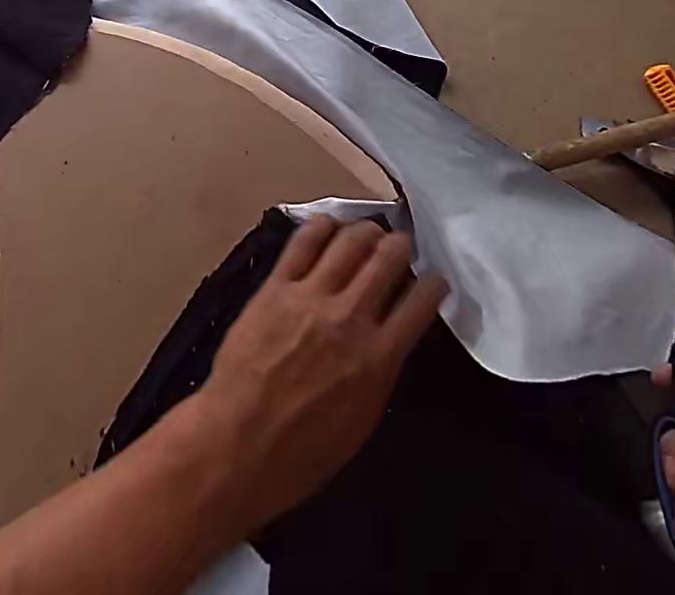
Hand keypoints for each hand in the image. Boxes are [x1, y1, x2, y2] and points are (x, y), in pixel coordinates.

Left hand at [184, 215, 447, 534]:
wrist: (240, 443)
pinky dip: (321, 226)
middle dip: (401, 245)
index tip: (434, 278)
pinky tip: (328, 226)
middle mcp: (350, 316)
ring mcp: (311, 297)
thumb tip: (392, 336)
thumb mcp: (363, 418)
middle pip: (388, 258)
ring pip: (349, 241)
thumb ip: (382, 369)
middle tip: (400, 245)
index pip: (421, 302)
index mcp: (378, 356)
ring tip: (367, 233)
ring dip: (365, 231)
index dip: (435, 283)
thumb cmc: (305, 449)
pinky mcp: (276, 287)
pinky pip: (303, 242)